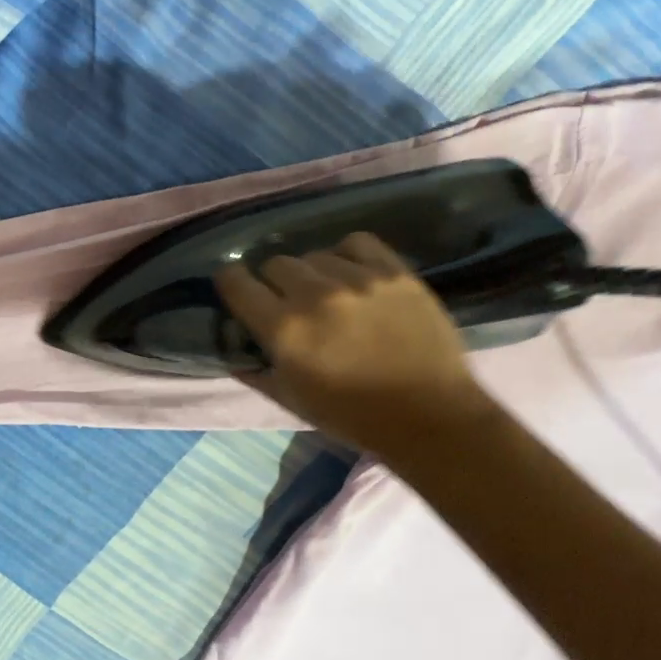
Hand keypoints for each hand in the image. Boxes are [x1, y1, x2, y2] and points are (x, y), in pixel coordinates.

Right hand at [213, 232, 502, 457]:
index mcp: (283, 328)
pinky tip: (352, 275)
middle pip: (276, 263)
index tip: (238, 293)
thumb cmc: (348, 414)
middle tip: (287, 301)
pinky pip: (359, 243)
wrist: (428, 415)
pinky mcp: (397, 275)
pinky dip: (348, 256)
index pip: (236, 282)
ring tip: (325, 292)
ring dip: (312, 272)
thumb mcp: (285, 397)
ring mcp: (360, 281)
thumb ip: (254, 368)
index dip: (231, 284)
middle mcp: (315, 296)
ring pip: (315, 255)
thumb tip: (235, 350)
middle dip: (273, 281)